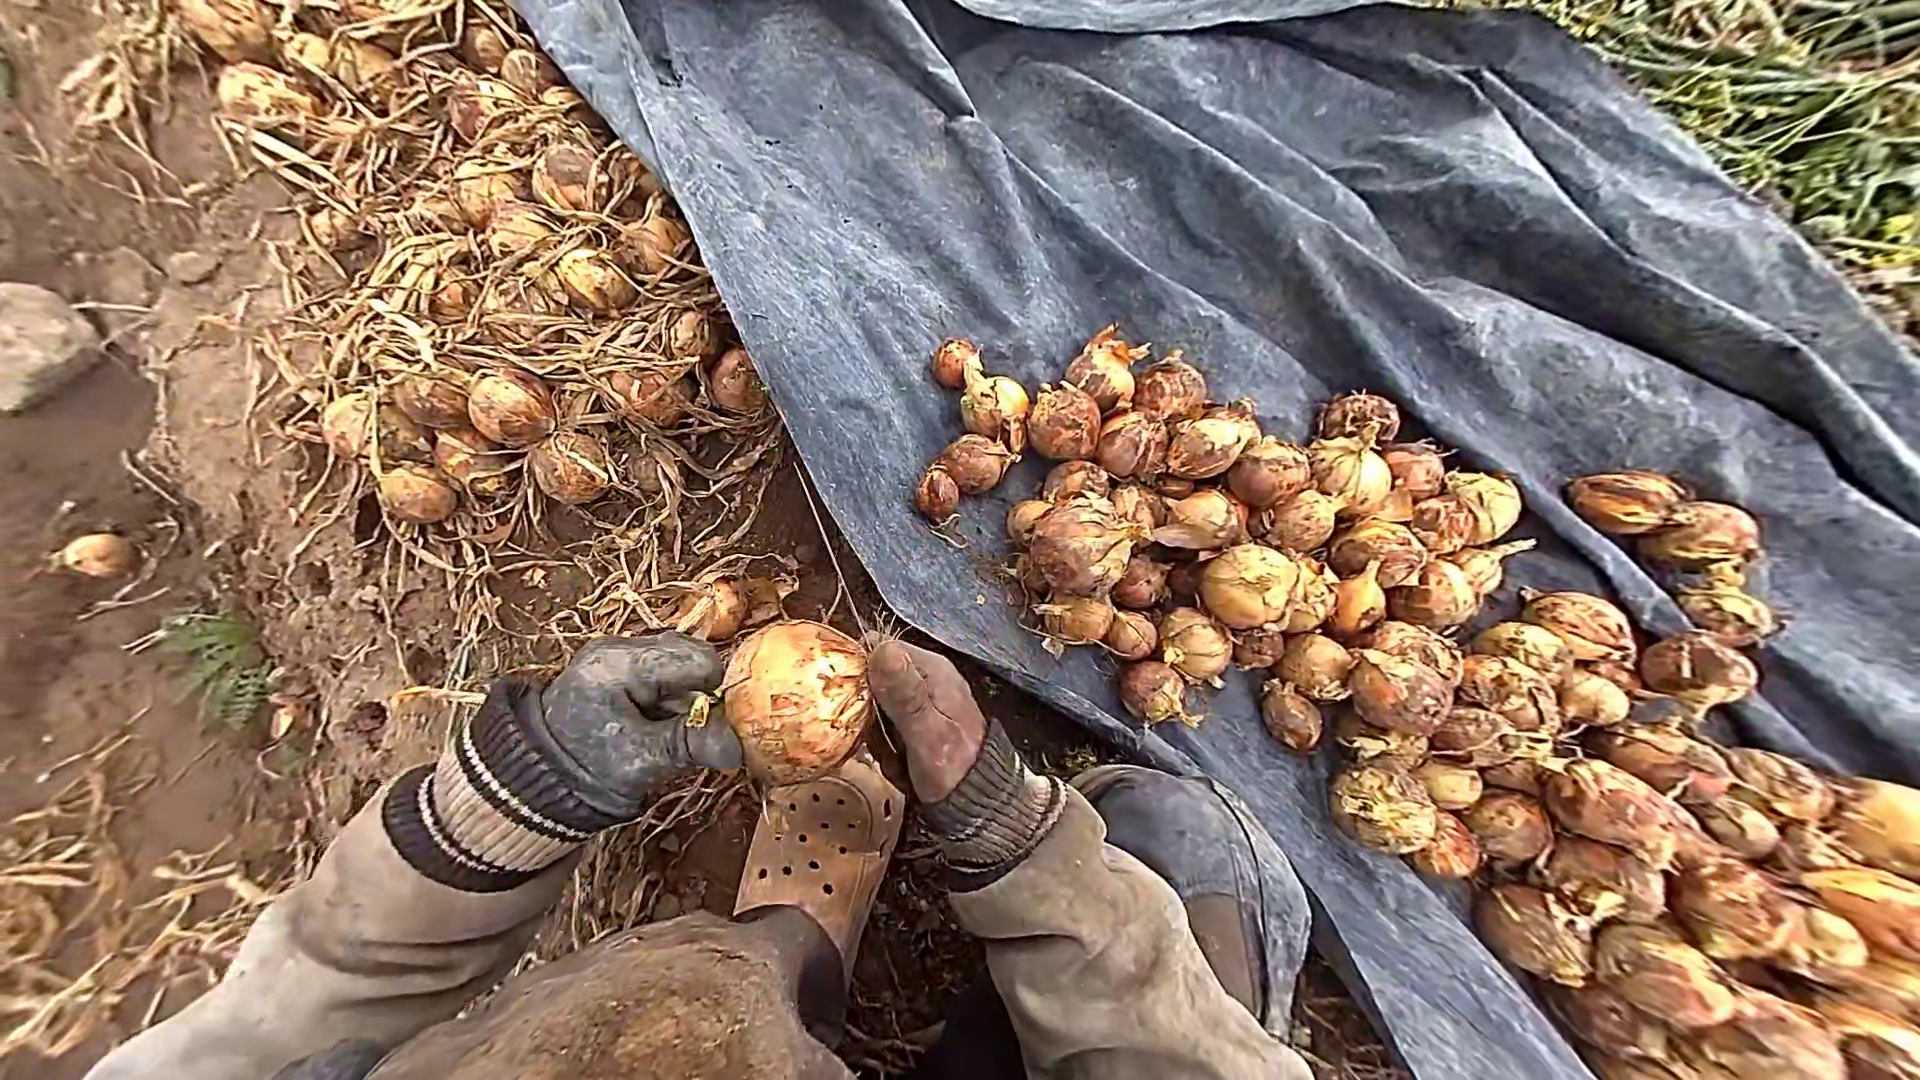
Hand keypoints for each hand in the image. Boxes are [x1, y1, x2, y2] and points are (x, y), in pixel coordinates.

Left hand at [541, 634, 740, 799]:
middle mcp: (620, 646)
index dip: (713, 691)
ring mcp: (620, 651)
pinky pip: (667, 668)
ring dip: (686, 695)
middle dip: (699, 692)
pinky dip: (673, 695)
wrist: (539, 782)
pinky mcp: (622, 662)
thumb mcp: (644, 760)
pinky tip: (657, 718)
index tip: (706, 723)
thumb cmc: (587, 772)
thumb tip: (740, 747)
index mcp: (620, 663)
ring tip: (664, 725)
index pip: (697, 659)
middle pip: (692, 654)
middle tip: (680, 726)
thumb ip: (693, 743)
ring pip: (683, 661)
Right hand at [867, 641, 986, 801]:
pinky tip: (898, 762)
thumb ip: (905, 694)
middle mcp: (927, 676)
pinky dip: (886, 746)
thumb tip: (882, 650)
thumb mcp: (926, 734)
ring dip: (877, 734)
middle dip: (869, 713)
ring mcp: (922, 698)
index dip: (861, 673)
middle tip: (882, 742)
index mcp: (932, 669)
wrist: (978, 805)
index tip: (859, 705)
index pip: (879, 648)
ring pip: (875, 705)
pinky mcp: (916, 720)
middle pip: (874, 679)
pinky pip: (885, 725)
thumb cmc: (955, 771)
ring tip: (895, 757)